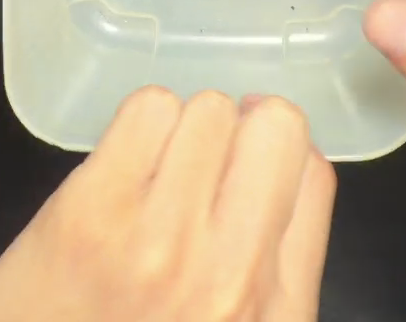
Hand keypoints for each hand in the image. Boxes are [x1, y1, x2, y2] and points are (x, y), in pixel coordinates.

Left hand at [0, 87, 336, 321]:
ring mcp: (158, 241)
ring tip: (152, 179)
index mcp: (276, 309)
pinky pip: (149, 104)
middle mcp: (228, 275)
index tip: (243, 160)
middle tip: (197, 171)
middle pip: (273, 122)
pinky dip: (139, 124)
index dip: (274, 150)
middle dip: (237, 134)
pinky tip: (118, 172)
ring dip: (182, 130)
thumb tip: (291, 146)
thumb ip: (290, 246)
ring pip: (208, 107)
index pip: (313, 168)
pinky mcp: (92, 209)